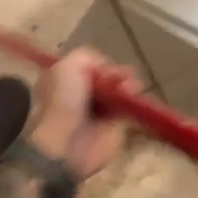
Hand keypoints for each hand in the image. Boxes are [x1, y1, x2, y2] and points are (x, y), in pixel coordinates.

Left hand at [26, 49, 137, 178]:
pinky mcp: (115, 126)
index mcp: (64, 79)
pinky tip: (133, 96)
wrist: (66, 141)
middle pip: (107, 77)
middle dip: (117, 73)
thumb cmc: (63, 100)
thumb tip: (105, 67)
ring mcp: (98, 110)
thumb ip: (87, 56)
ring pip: (120, 90)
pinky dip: (134, 100)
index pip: (89, 65)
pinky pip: (129, 108)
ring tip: (129, 86)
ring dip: (127, 84)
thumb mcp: (68, 65)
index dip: (100, 63)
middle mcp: (81, 93)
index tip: (105, 67)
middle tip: (123, 75)